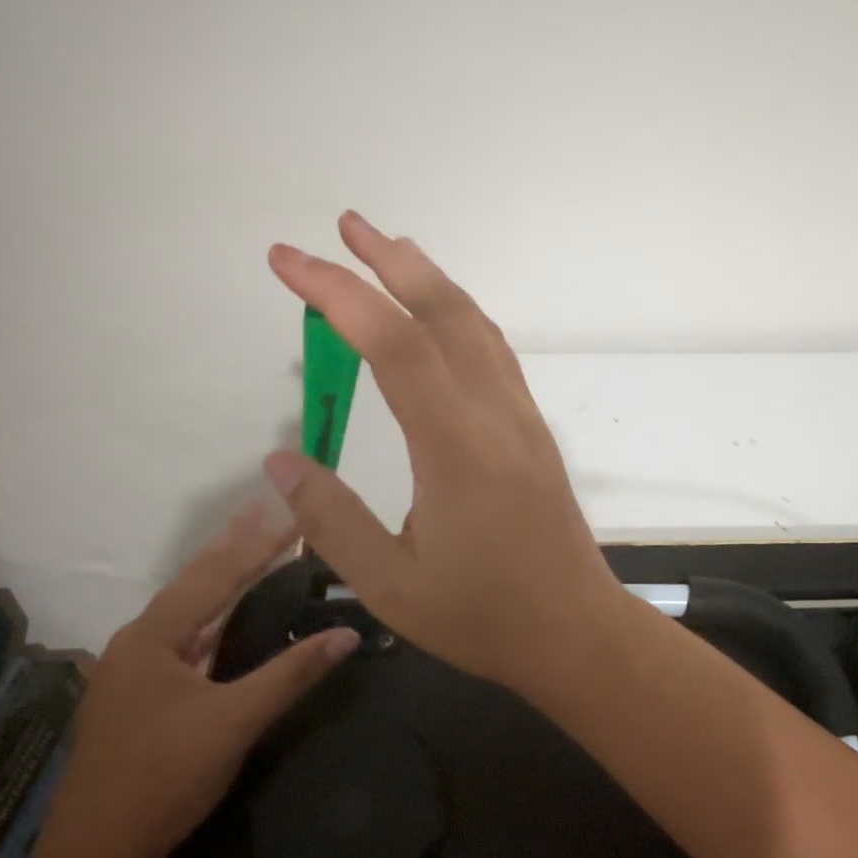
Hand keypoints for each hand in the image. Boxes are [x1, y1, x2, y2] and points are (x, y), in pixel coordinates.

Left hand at [55, 505, 360, 857]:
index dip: (257, 544)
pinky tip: (222, 614)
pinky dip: (211, 612)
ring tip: (249, 545)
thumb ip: (291, 674)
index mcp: (153, 638)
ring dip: (219, 576)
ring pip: (186, 610)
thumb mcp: (235, 721)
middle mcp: (138, 643)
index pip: (215, 577)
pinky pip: (184, 636)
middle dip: (231, 545)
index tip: (292, 512)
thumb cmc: (165, 774)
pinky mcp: (141, 696)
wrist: (98, 849)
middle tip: (264, 507)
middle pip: (192, 583)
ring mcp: (135, 671)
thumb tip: (349, 634)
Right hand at [262, 211, 628, 686]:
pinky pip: (495, 354)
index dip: (338, 294)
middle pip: (446, 314)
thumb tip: (281, 459)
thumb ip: (332, 520)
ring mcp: (522, 420)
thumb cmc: (484, 617)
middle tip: (342, 225)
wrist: (576, 631)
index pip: (394, 346)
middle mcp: (496, 416)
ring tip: (389, 250)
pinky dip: (459, 317)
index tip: (288, 261)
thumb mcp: (391, 585)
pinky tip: (440, 319)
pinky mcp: (534, 433)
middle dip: (390, 262)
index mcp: (457, 449)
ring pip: (478, 328)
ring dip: (432, 280)